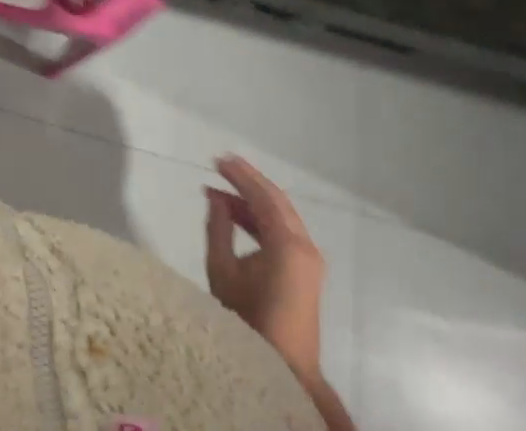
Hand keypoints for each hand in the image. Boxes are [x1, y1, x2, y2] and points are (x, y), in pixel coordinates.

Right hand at [204, 155, 326, 386]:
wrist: (283, 365)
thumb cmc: (247, 318)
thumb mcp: (222, 270)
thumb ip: (218, 228)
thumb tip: (215, 197)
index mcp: (287, 244)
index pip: (264, 197)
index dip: (240, 175)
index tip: (216, 160)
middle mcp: (305, 246)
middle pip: (277, 201)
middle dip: (249, 181)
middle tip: (221, 164)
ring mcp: (309, 258)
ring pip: (281, 215)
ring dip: (253, 199)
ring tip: (222, 187)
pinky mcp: (306, 270)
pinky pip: (283, 231)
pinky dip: (260, 218)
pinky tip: (237, 214)